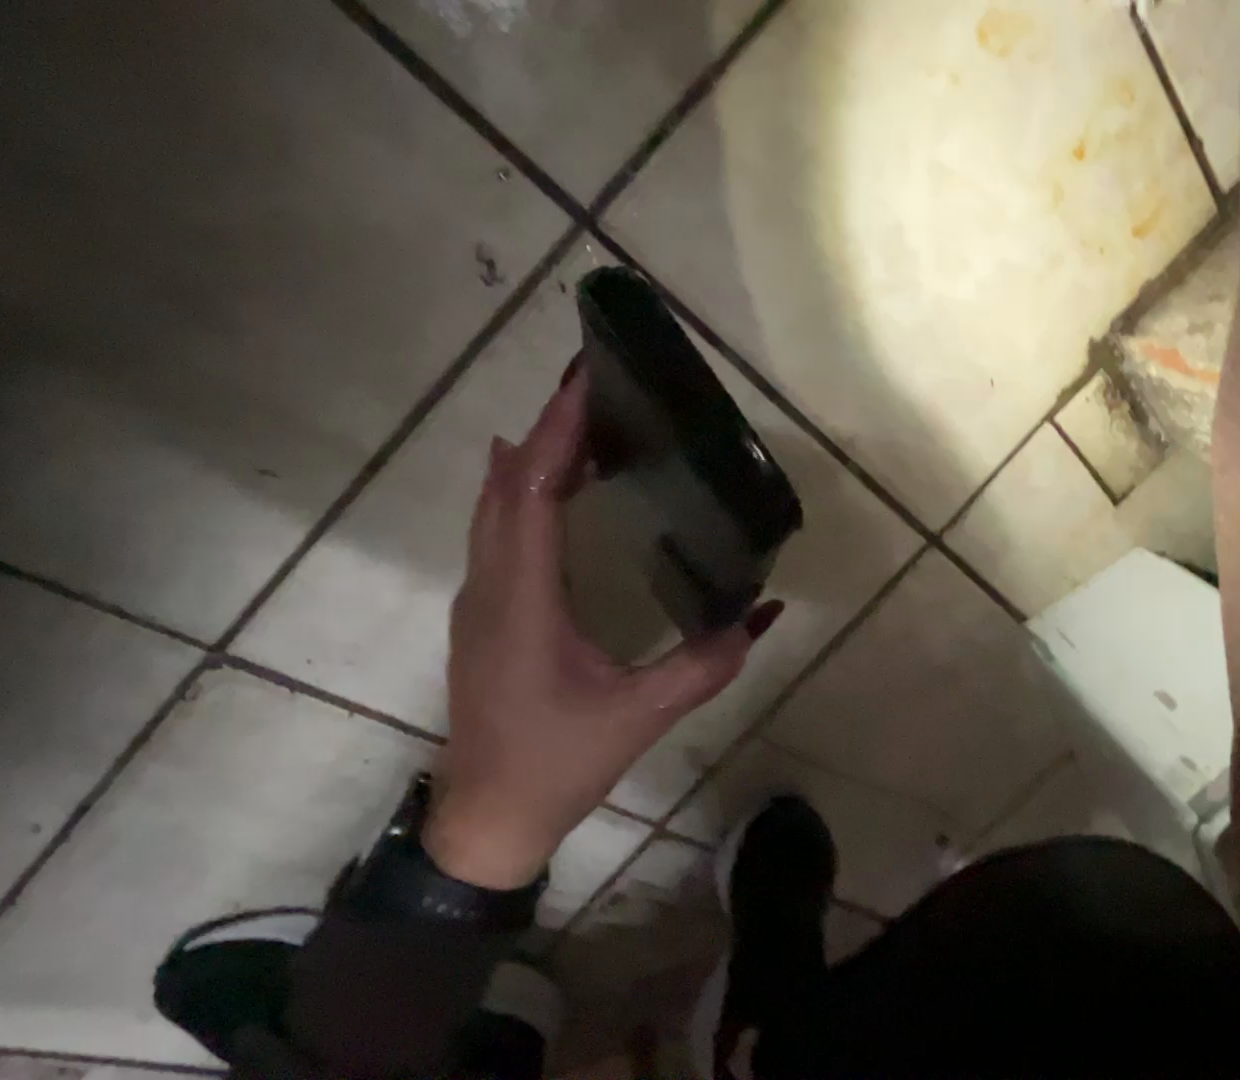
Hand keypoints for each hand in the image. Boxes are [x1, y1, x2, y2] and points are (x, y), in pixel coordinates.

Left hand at [425, 364, 783, 888]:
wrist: (485, 818)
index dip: (557, 435)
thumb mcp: (638, 717)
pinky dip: (520, 494)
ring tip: (579, 425)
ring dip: (531, 459)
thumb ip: (702, 667)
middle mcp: (490, 589)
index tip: (585, 383)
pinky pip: (495, 533)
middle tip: (593, 389)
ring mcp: (477, 602)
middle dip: (546, 431)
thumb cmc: (557, 764)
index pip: (530, 495)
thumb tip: (761, 616)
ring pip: (493, 509)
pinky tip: (549, 487)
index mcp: (522, 603)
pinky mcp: (482, 617)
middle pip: (504, 487)